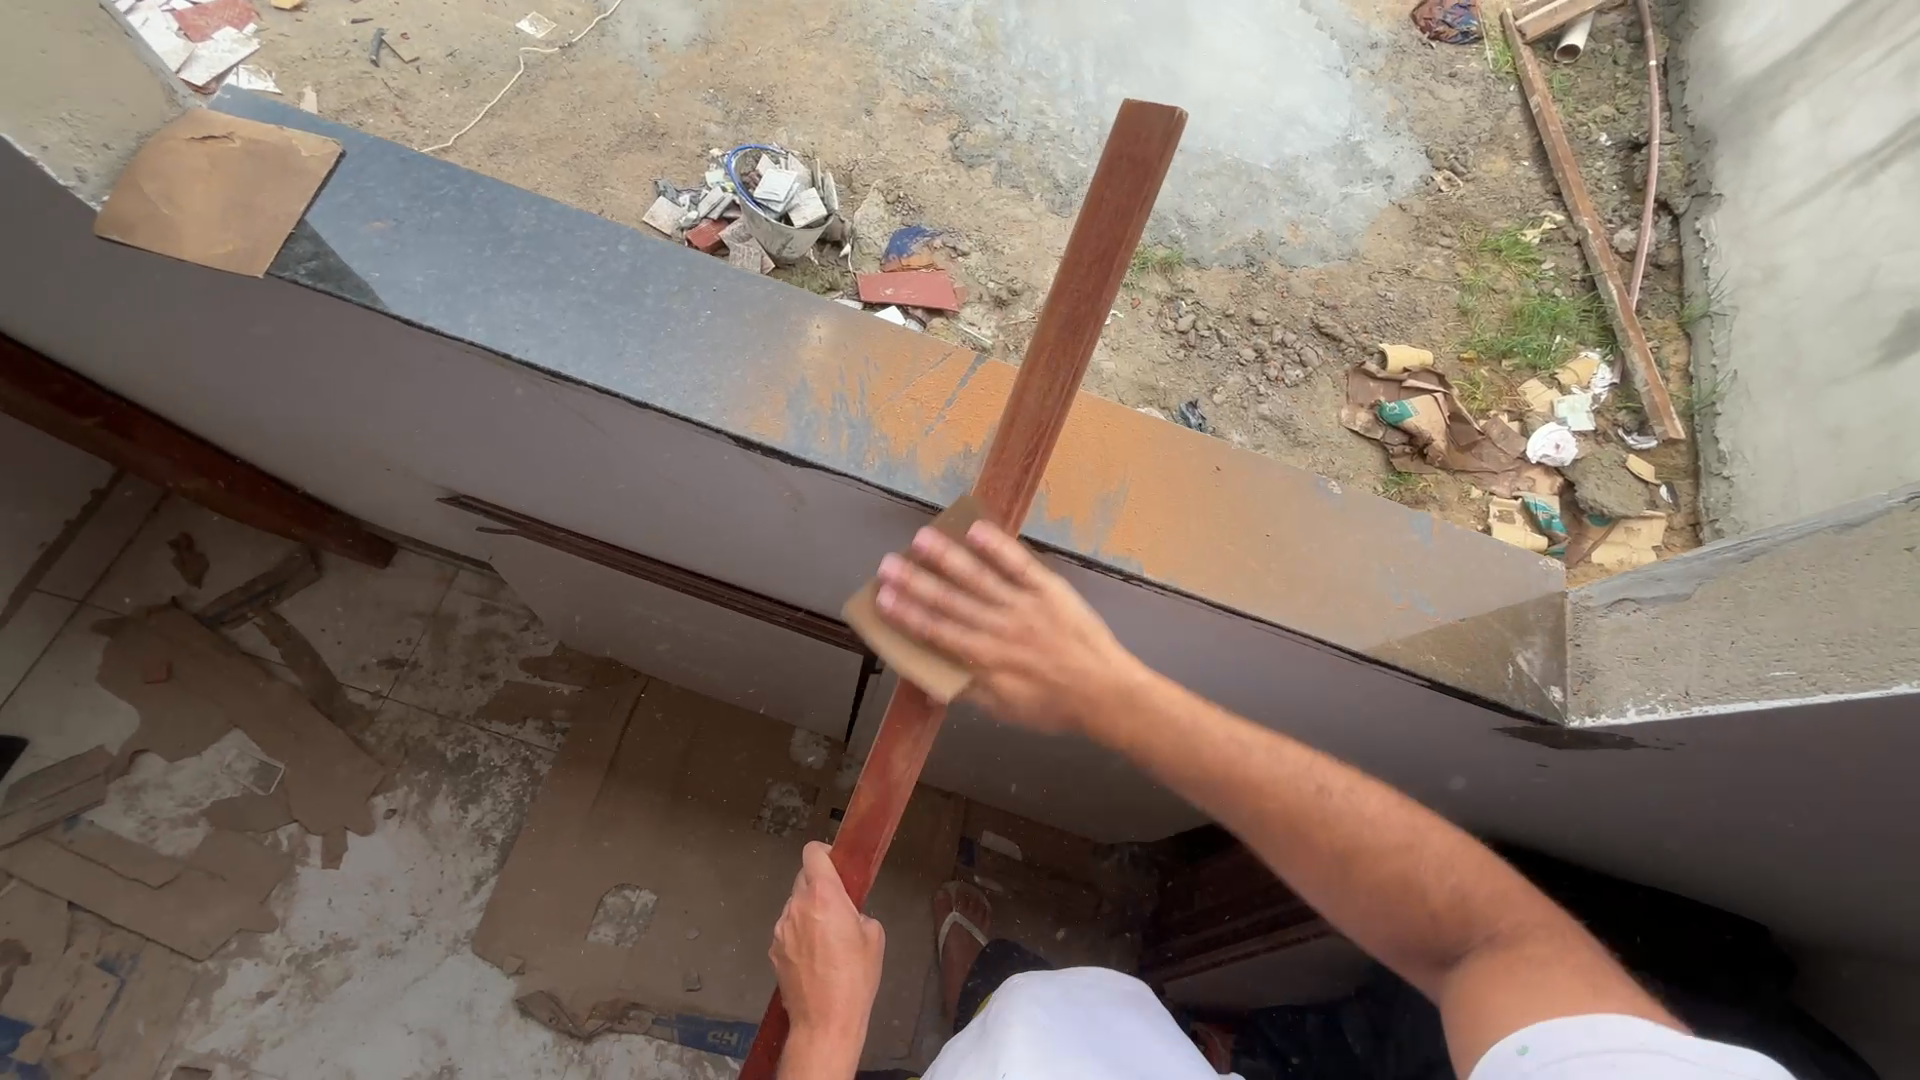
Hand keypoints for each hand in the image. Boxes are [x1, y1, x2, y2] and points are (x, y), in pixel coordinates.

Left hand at [770, 842, 884, 1070]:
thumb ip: (857, 910)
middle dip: (819, 884)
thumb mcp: (873, 935)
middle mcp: (796, 905)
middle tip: (837, 904)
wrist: (825, 1022)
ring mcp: (781, 928)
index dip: (825, 852)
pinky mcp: (773, 950)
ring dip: (808, 910)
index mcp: (823, 895)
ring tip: (825, 937)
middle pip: (803, 877)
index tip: (837, 865)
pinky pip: (788, 928)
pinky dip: (799, 932)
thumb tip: (846, 912)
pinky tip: (813, 956)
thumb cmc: (855, 976)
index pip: (813, 852)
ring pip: (795, 904)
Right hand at [874, 519, 1146, 734]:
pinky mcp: (1048, 589)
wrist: (1104, 693)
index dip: (907, 614)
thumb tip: (932, 683)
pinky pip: (1019, 565)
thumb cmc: (1053, 706)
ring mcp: (1023, 605)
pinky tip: (976, 530)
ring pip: (978, 578)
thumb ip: (967, 691)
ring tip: (922, 538)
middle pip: (949, 601)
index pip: (936, 632)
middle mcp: (997, 627)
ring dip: (948, 558)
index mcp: (984, 658)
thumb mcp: (1004, 710)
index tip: (882, 598)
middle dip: (915, 582)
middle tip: (888, 563)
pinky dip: (998, 547)